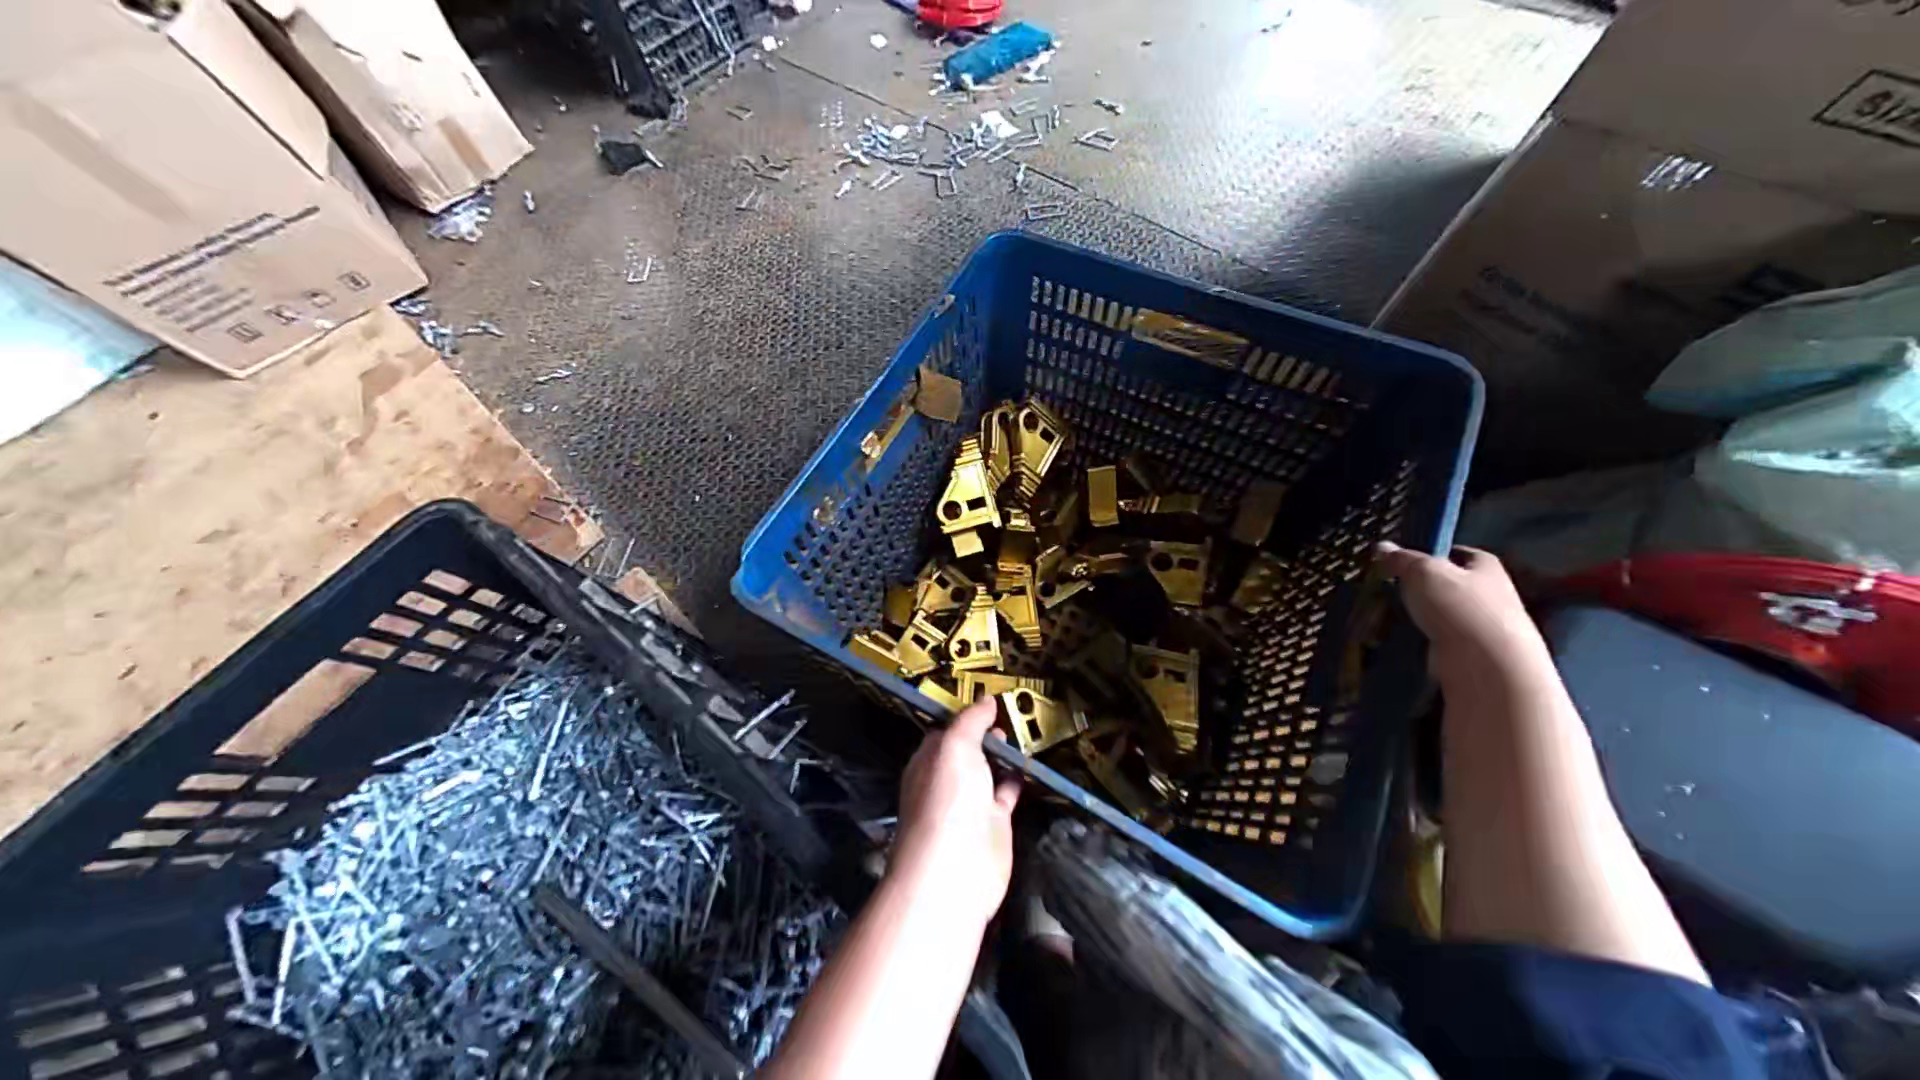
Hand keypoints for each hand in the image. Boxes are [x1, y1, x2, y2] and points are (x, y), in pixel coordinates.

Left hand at [890, 699, 1021, 928]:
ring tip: (1028, 732)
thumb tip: (986, 700)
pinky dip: (1019, 779)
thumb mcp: (955, 747)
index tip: (992, 699)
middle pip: (970, 749)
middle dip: (988, 732)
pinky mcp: (994, 822)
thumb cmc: (946, 801)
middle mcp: (948, 779)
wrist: (954, 870)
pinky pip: (1007, 792)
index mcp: (930, 759)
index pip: (947, 729)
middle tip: (1016, 713)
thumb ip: (970, 722)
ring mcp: (971, 802)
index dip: (968, 715)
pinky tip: (1032, 764)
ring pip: (990, 770)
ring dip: (1006, 754)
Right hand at [1374, 542, 1544, 676]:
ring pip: (1442, 613)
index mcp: (1485, 566)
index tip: (1403, 561)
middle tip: (1391, 588)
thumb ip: (1401, 559)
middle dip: (1421, 587)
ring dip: (1419, 614)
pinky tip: (1402, 637)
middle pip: (1449, 583)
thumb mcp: (1422, 572)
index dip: (1430, 554)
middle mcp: (1491, 592)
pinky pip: (1439, 637)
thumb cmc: (1457, 606)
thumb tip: (1382, 547)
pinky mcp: (1472, 651)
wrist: (1486, 663)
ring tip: (1389, 614)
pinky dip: (1421, 637)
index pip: (1457, 552)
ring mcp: (1483, 625)